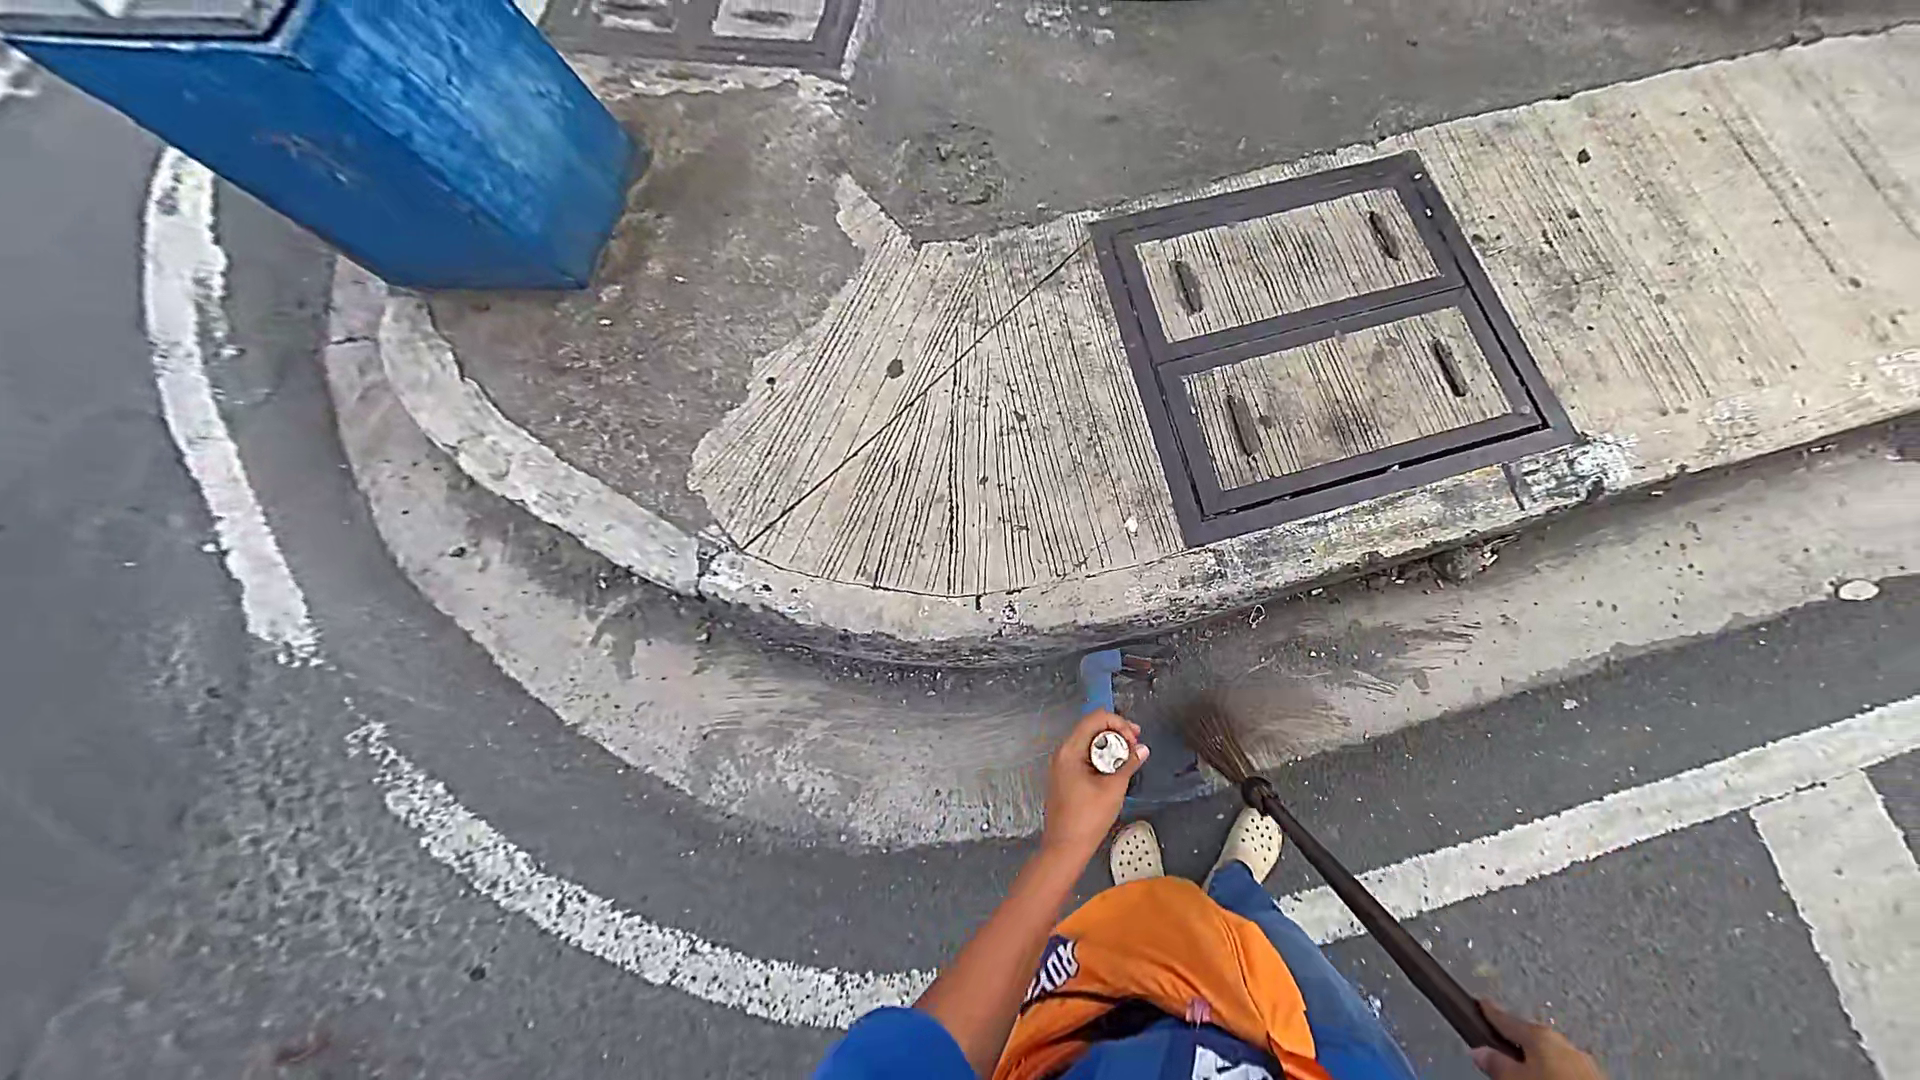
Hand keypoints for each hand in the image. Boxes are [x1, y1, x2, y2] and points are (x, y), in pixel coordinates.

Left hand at [1041, 710, 1147, 858]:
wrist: (1065, 847)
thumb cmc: (1087, 818)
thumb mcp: (1113, 789)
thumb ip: (1128, 764)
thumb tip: (1142, 749)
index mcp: (1070, 750)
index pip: (1094, 718)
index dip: (1118, 723)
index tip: (1134, 739)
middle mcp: (1063, 752)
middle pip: (1091, 726)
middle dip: (1116, 731)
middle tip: (1136, 743)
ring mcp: (1062, 763)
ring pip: (1089, 741)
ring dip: (1110, 743)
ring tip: (1130, 754)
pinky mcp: (1066, 775)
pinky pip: (1085, 754)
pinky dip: (1101, 755)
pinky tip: (1116, 766)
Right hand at [1471, 1001, 1605, 1079]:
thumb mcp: (1516, 1079)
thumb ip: (1495, 1062)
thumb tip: (1480, 1052)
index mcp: (1540, 1034)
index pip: (1504, 1017)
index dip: (1488, 1011)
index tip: (1480, 1003)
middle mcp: (1564, 1043)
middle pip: (1531, 1036)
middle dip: (1517, 1041)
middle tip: (1501, 1047)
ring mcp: (1585, 1064)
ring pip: (1553, 1054)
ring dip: (1539, 1059)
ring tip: (1528, 1072)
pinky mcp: (1597, 1079)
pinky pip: (1569, 1070)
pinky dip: (1557, 1072)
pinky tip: (1553, 1079)